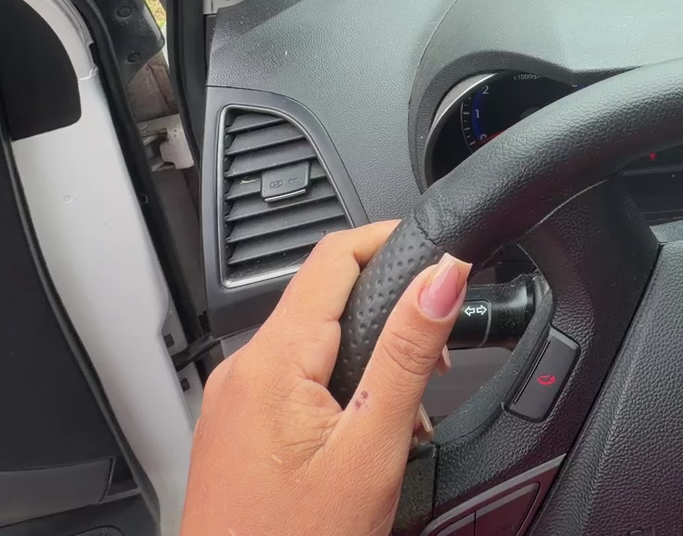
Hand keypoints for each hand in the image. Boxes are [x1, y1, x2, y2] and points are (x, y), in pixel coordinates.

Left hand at [181, 220, 471, 535]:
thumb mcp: (371, 446)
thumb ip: (409, 349)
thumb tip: (444, 273)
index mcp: (272, 361)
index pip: (334, 255)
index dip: (388, 238)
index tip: (434, 249)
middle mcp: (244, 370)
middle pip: (327, 293)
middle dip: (390, 304)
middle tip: (438, 344)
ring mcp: (238, 400)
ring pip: (317, 336)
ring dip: (372, 349)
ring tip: (411, 401)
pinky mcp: (242, 426)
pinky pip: (299, 374)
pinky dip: (344, 380)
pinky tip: (371, 426)